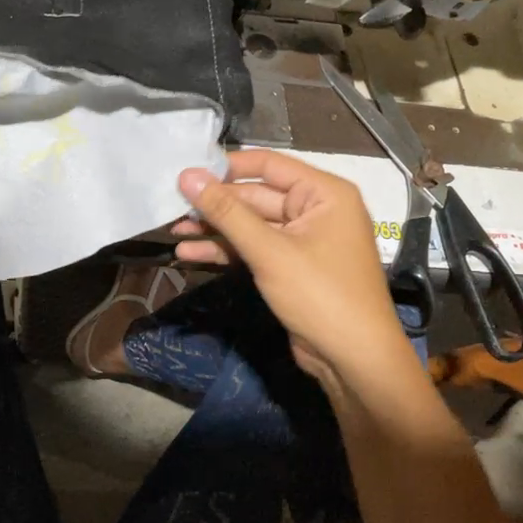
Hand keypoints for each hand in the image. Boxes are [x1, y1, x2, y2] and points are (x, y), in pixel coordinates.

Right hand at [173, 149, 408, 387]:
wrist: (351, 357)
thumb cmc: (319, 294)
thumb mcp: (268, 251)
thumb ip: (226, 212)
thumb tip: (187, 175)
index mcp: (324, 193)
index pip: (268, 164)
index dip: (226, 166)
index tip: (186, 172)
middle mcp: (315, 210)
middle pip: (255, 196)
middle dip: (214, 204)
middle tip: (171, 206)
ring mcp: (302, 240)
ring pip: (250, 225)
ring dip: (214, 230)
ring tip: (173, 231)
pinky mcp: (289, 266)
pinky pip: (253, 248)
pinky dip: (225, 251)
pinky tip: (190, 253)